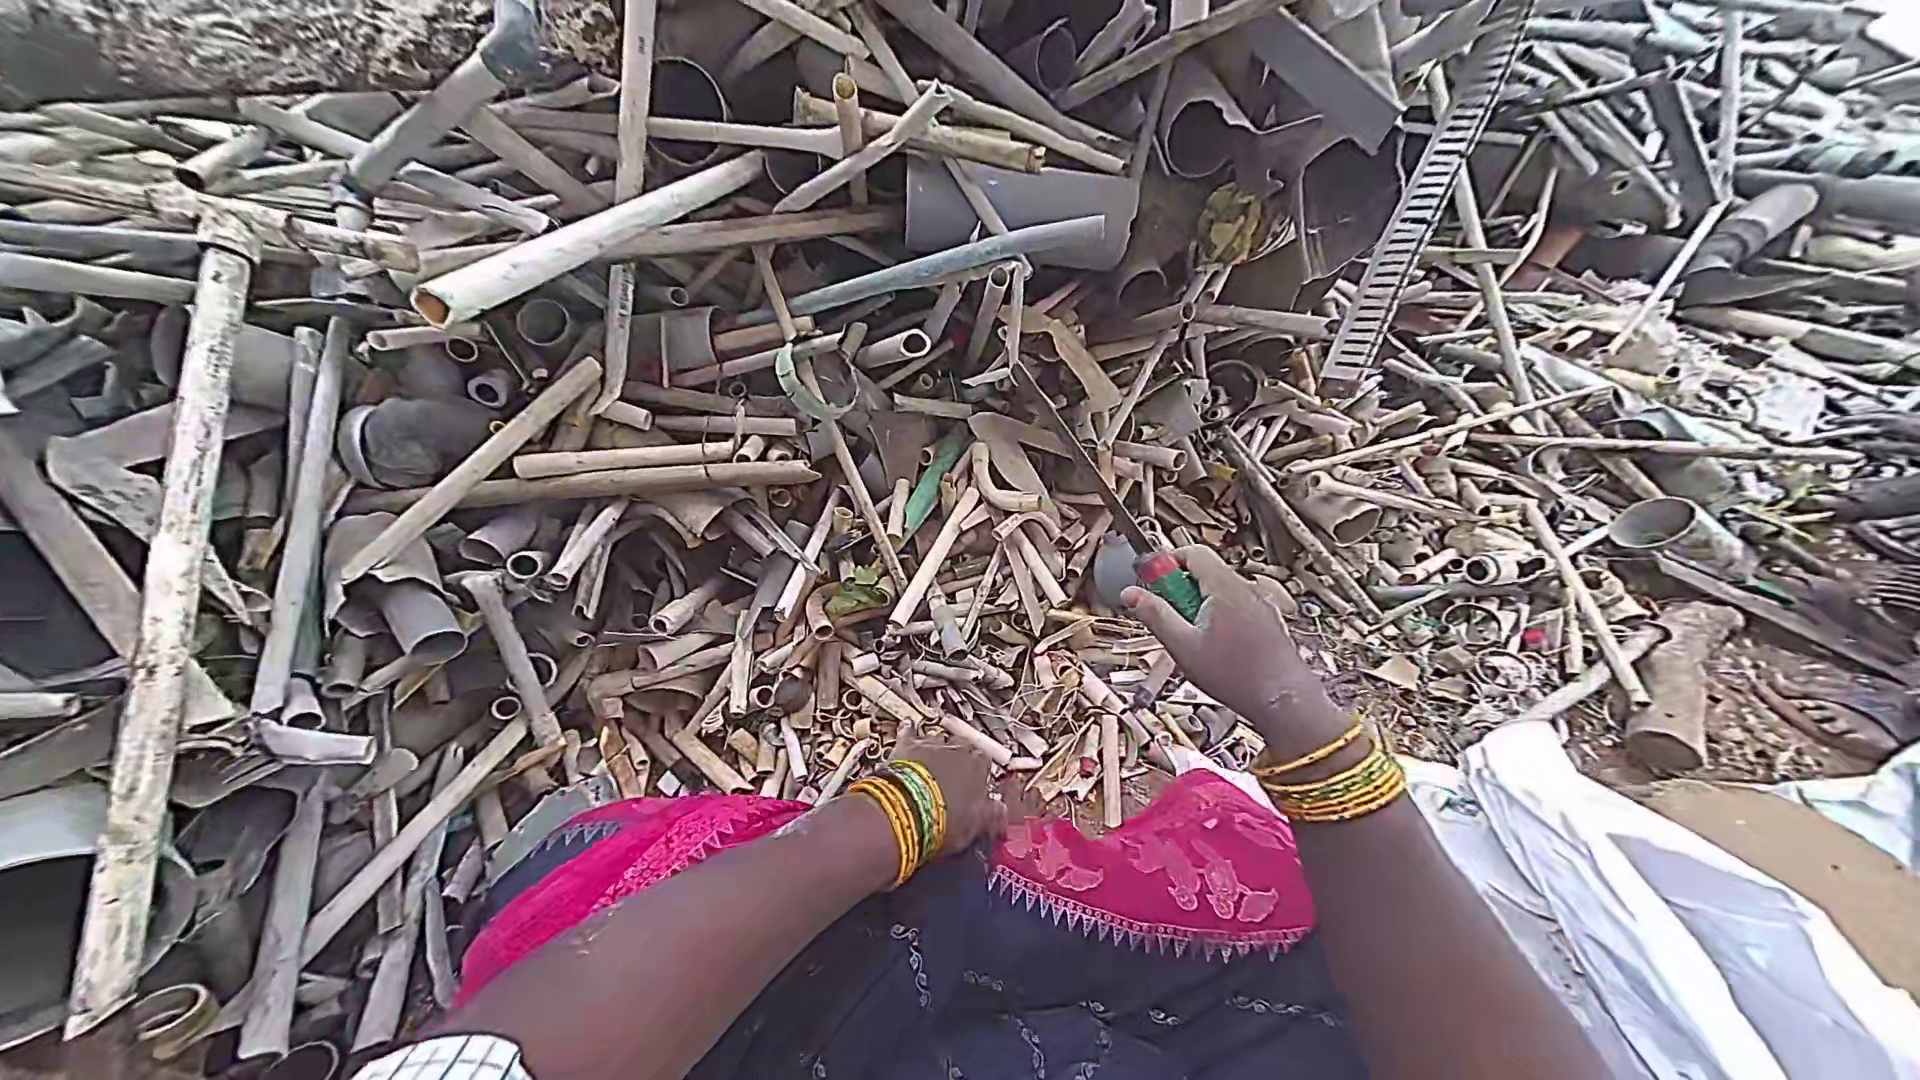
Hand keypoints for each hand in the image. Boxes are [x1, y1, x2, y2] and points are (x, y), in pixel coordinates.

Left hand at [892, 735, 1006, 857]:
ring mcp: (932, 744)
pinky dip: (909, 731)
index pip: (985, 762)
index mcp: (978, 765)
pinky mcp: (908, 745)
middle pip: (962, 748)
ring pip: (938, 740)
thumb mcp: (979, 823)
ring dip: (935, 751)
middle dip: (958, 760)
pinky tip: (908, 729)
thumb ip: (994, 813)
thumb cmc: (946, 816)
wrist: (910, 808)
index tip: (974, 786)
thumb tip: (1000, 811)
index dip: (978, 775)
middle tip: (951, 779)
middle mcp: (957, 748)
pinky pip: (909, 731)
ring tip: (930, 767)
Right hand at [1123, 545, 1350, 759]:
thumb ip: (1155, 615)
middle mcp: (1247, 590)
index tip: (1152, 581)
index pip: (1193, 552)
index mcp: (1225, 588)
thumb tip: (1131, 594)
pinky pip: (1235, 606)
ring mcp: (1261, 605)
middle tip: (1170, 616)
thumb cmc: (1238, 677)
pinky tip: (1215, 646)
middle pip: (1204, 572)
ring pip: (1219, 591)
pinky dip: (1218, 617)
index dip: (1167, 562)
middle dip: (1180, 590)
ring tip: (1193, 637)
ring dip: (1198, 606)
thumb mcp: (1183, 646)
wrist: (1285, 703)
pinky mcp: (1267, 621)